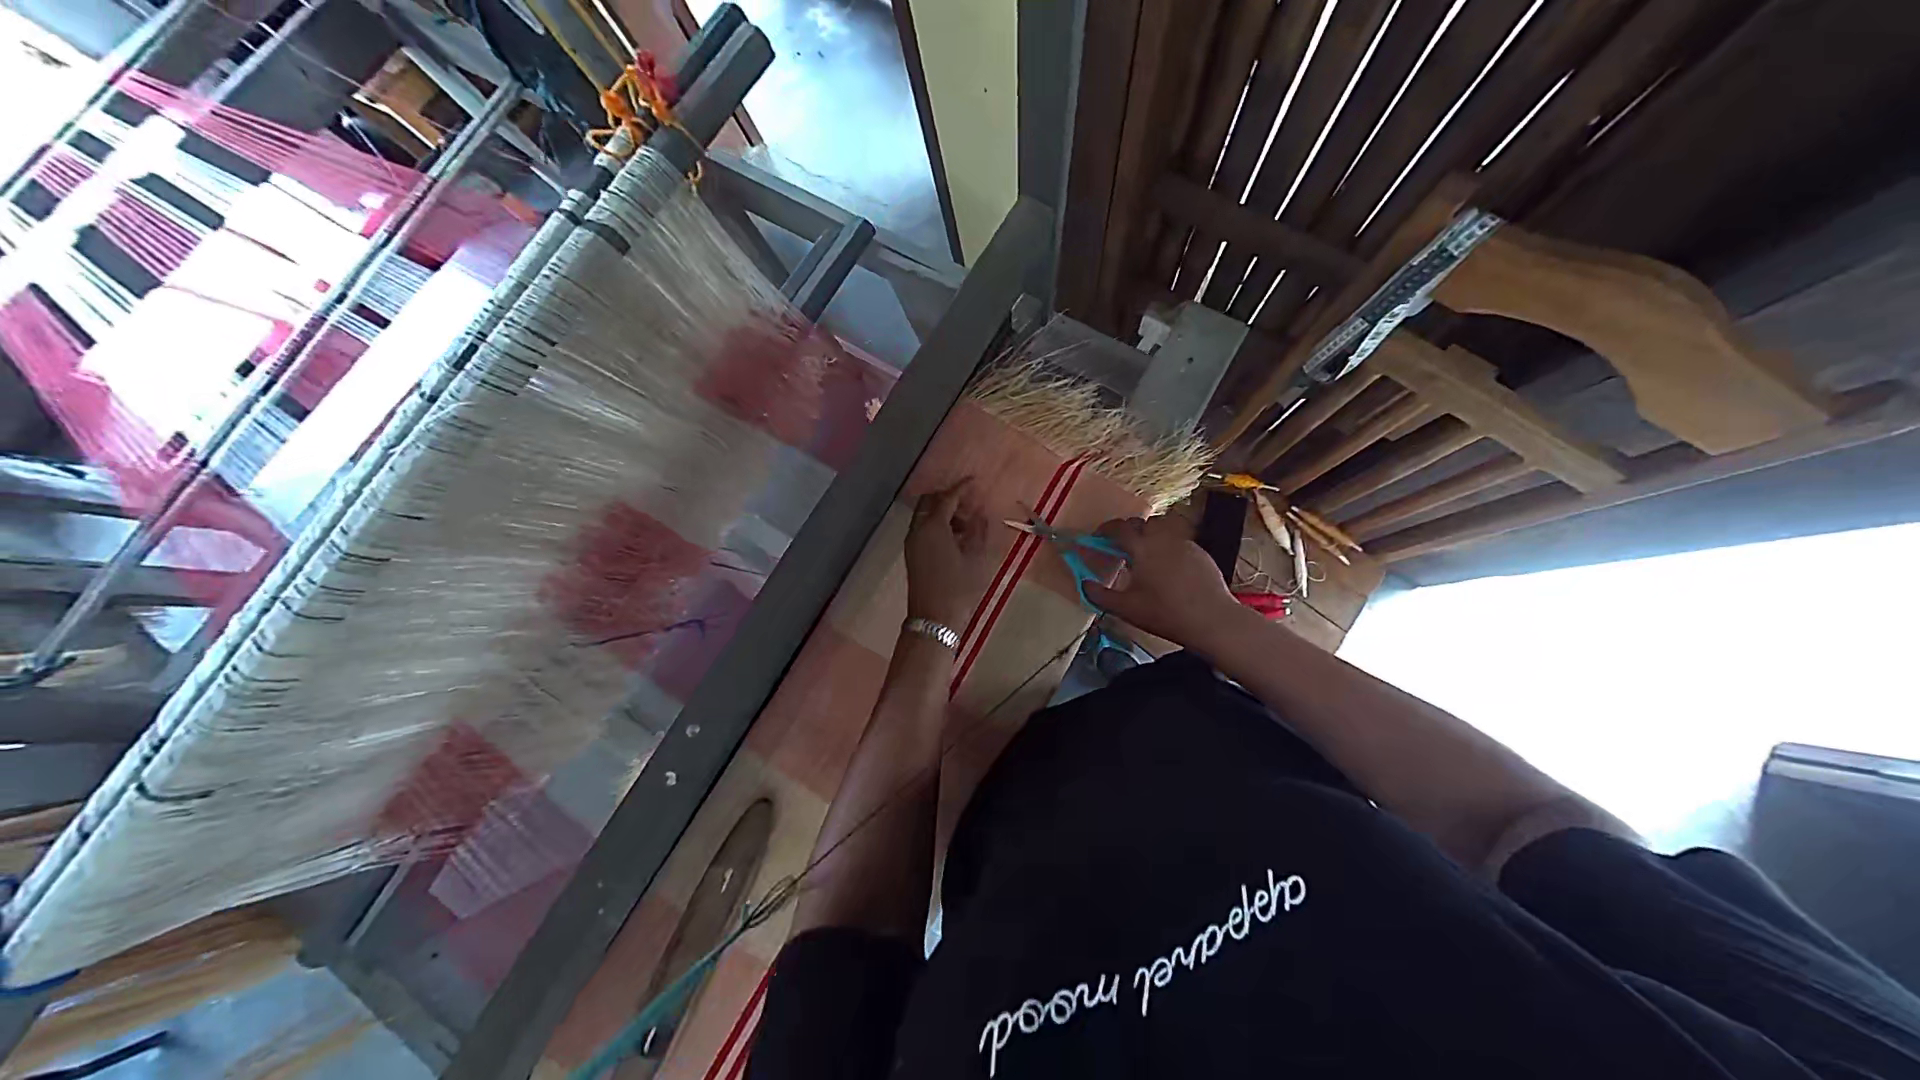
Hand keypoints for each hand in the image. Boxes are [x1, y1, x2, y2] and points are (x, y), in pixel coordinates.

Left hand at [904, 481, 992, 628]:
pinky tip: (955, 539)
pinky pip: (922, 529)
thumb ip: (978, 531)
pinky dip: (937, 526)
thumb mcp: (975, 558)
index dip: (961, 488)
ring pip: (924, 516)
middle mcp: (917, 530)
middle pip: (929, 502)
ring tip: (966, 526)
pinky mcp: (912, 555)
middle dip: (948, 499)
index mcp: (933, 527)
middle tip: (969, 507)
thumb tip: (979, 514)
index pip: (946, 498)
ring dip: (943, 513)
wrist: (934, 620)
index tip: (974, 481)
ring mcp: (912, 543)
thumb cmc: (959, 588)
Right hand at [1084, 515, 1241, 651]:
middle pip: (1142, 523)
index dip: (1105, 529)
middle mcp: (1164, 538)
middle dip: (1129, 530)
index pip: (1119, 528)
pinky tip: (1168, 568)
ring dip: (1150, 535)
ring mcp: (1185, 543)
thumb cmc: (1165, 613)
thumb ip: (1100, 595)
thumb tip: (1084, 584)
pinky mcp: (1201, 552)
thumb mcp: (1126, 609)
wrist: (1212, 620)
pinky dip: (1168, 546)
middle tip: (1121, 547)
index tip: (1097, 537)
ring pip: (1163, 528)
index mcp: (1143, 547)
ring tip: (1145, 553)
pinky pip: (1178, 541)